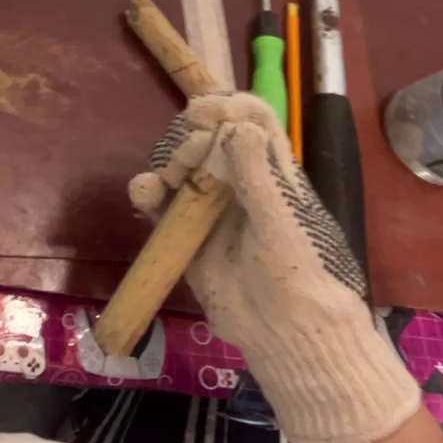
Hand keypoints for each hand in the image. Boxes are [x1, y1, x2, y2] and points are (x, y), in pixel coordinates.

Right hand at [131, 93, 419, 442]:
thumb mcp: (282, 222)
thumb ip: (257, 175)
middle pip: (209, 140)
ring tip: (170, 179)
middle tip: (193, 150)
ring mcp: (209, 209)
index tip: (207, 109)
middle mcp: (237, 185)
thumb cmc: (298, 274)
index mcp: (272, 175)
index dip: (230, 107)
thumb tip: (236, 125)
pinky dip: (147, 193)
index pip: (252, 123)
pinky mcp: (184, 235)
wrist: (284, 335)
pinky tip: (144, 191)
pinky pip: (160, 205)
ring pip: (180, 168)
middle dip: (194, 137)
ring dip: (169, 162)